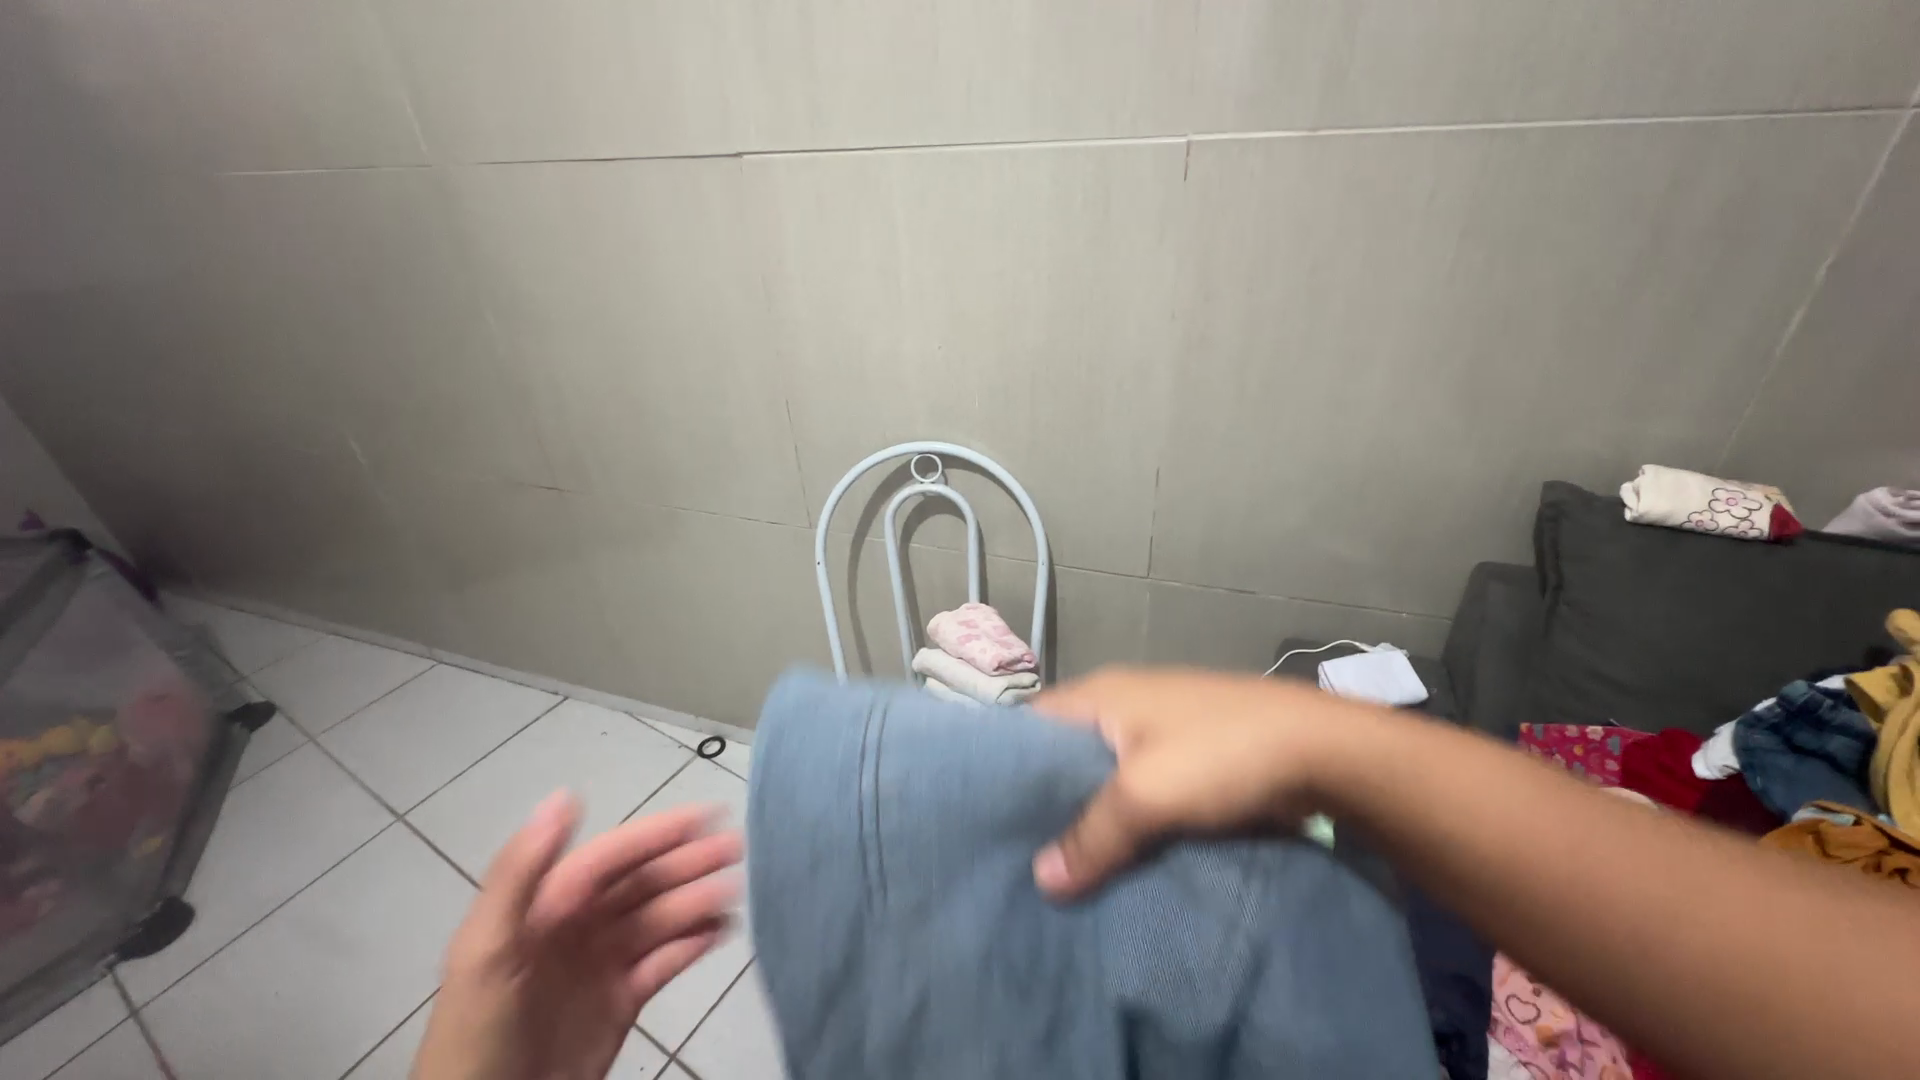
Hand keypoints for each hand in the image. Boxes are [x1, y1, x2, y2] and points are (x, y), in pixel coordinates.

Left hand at [411, 793, 743, 1079]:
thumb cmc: (478, 1033)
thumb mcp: (485, 950)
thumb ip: (520, 871)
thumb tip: (565, 795)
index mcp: (546, 906)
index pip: (612, 857)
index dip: (657, 833)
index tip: (707, 815)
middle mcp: (578, 927)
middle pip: (643, 884)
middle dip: (689, 862)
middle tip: (738, 847)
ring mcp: (601, 966)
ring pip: (660, 919)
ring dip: (698, 899)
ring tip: (739, 887)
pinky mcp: (620, 1004)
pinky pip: (664, 962)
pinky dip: (693, 944)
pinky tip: (722, 931)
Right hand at [1029, 667, 1382, 899]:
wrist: (1323, 749)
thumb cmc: (1221, 753)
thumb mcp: (1147, 794)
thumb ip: (1092, 835)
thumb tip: (1042, 880)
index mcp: (1100, 695)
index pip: (1029, 724)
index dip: (1003, 764)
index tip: (983, 815)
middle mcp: (1121, 703)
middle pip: (1063, 753)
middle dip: (1044, 799)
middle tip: (1016, 851)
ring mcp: (1157, 727)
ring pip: (1104, 773)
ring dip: (1089, 812)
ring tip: (1059, 863)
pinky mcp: (1187, 753)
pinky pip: (1139, 786)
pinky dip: (1126, 816)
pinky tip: (1115, 854)